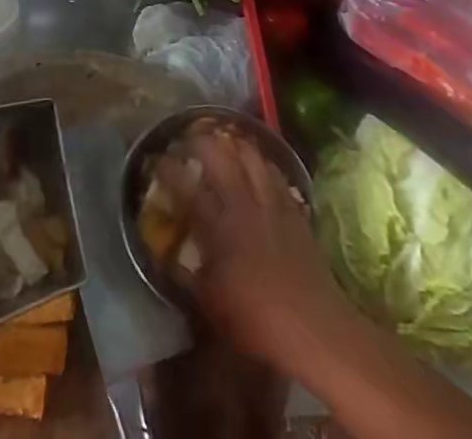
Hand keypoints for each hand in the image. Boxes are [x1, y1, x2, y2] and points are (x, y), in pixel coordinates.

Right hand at [167, 130, 346, 370]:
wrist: (315, 330)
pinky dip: (263, 164)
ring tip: (223, 143)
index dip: (167, 167)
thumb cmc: (254, 319)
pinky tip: (258, 167)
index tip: (156, 160)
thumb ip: (183, 272)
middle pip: (220, 156)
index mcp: (217, 225)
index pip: (185, 185)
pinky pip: (277, 175)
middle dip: (199, 142)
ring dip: (235, 145)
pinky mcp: (297, 213)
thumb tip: (166, 255)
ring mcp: (273, 205)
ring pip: (253, 157)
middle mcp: (244, 205)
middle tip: (187, 143)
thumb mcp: (207, 301)